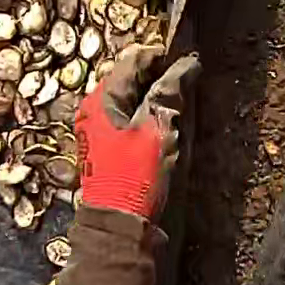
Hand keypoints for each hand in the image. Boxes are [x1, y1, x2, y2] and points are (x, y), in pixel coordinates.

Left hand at [75, 45, 199, 218]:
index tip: (189, 62)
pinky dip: (149, 113)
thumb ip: (170, 92)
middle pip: (131, 76)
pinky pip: (130, 116)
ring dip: (156, 95)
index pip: (133, 59)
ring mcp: (99, 126)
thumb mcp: (156, 129)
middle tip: (189, 82)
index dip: (162, 57)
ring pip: (132, 96)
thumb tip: (188, 63)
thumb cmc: (135, 176)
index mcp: (102, 98)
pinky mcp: (107, 144)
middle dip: (160, 76)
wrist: (118, 227)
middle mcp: (95, 107)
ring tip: (183, 102)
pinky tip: (168, 123)